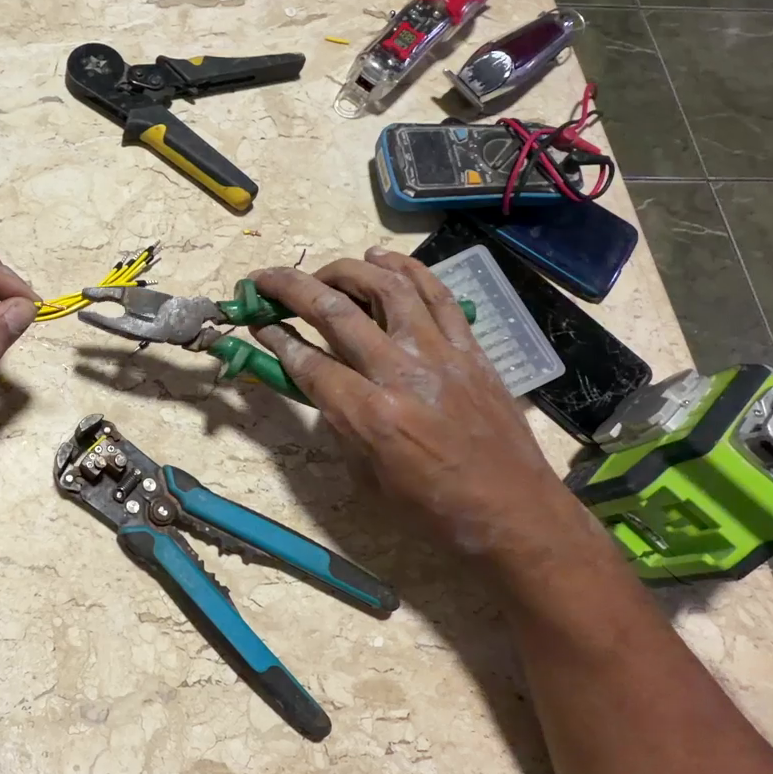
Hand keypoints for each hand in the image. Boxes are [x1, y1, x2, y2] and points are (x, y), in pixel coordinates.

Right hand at [250, 248, 594, 563]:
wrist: (515, 515)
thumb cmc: (432, 510)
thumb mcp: (367, 476)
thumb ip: (340, 422)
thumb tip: (319, 383)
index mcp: (371, 416)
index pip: (309, 362)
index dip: (276, 338)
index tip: (257, 322)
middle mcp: (402, 373)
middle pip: (336, 312)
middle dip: (291, 289)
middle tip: (266, 279)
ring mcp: (441, 354)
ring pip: (388, 288)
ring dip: (346, 270)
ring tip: (322, 272)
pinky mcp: (470, 349)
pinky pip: (437, 295)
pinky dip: (406, 269)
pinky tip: (382, 258)